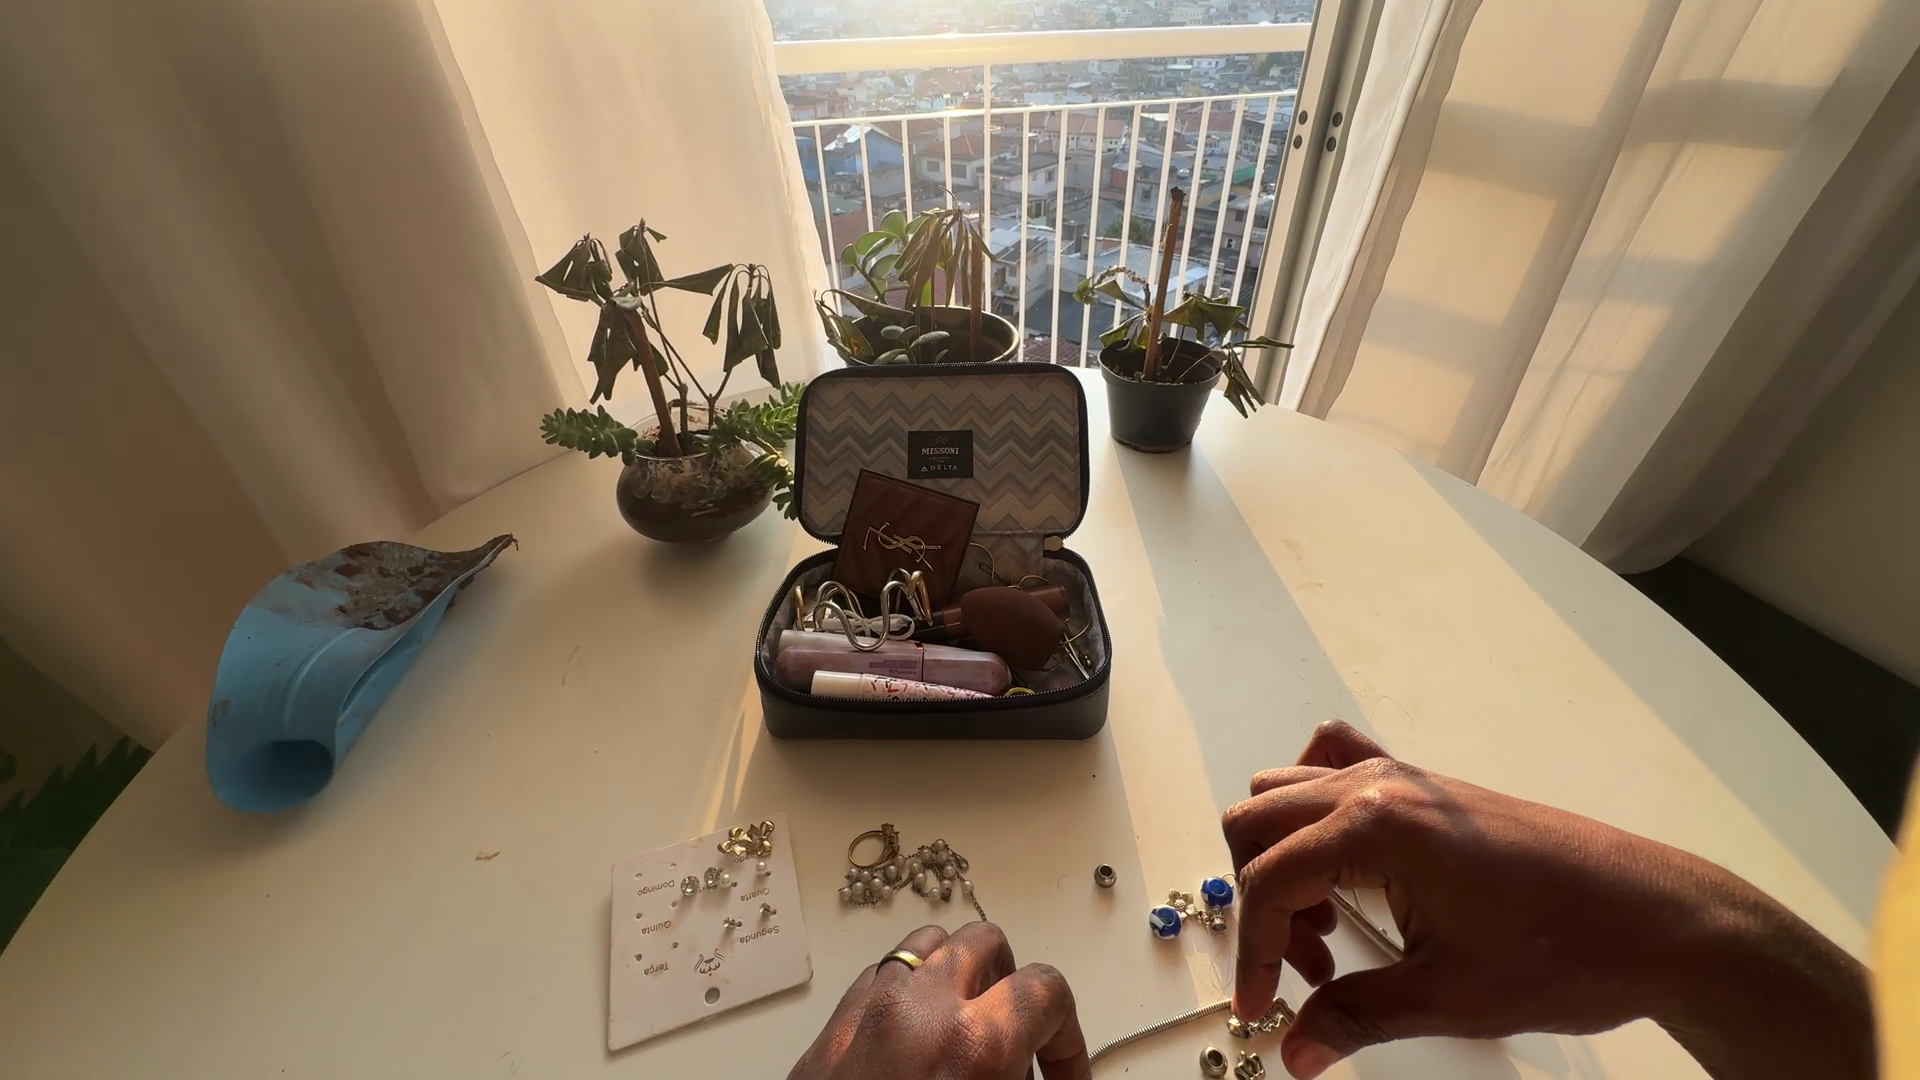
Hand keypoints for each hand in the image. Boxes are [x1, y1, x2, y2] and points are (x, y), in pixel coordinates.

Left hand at [787, 922, 1091, 1079]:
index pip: (1046, 989)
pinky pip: (881, 976)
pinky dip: (908, 994)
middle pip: (984, 943)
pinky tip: (910, 1048)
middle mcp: (918, 1003)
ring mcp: (866, 1007)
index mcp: (970, 1040)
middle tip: (1012, 1050)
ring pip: (928, 945)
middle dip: (1011, 988)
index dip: (1068, 1038)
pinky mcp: (827, 1028)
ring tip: (962, 1034)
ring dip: (957, 977)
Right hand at [1223, 721, 1873, 1078]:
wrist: (1661, 918)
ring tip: (1330, 917)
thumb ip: (1357, 1015)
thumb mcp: (1453, 997)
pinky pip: (1326, 759)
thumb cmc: (1562, 958)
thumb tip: (1293, 1056)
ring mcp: (1386, 772)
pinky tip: (1338, 845)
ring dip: (1281, 854)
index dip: (1254, 948)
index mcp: (1371, 828)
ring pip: (1279, 792)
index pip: (1271, 878)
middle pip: (1256, 823)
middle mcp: (1366, 784)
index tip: (1257, 1007)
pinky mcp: (1409, 776)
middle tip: (1309, 966)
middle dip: (1262, 900)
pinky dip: (1307, 798)